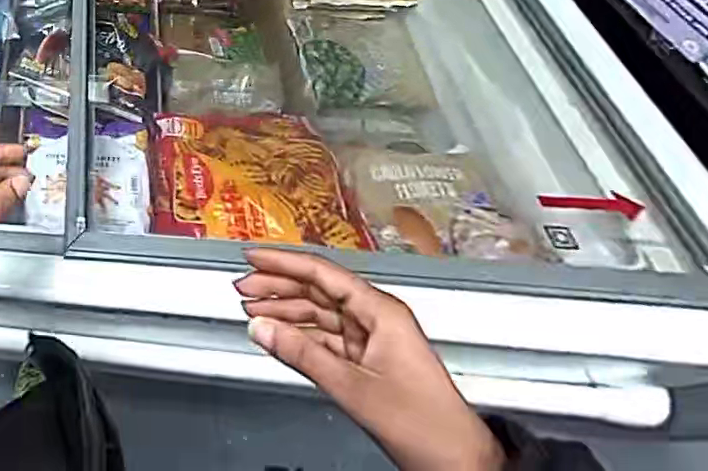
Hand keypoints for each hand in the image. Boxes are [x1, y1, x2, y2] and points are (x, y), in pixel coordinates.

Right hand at [236, 249, 502, 470]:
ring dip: (284, 311)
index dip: (283, 262)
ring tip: (253, 311)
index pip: (322, 272)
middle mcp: (375, 316)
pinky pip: (324, 336)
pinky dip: (298, 335)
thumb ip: (303, 355)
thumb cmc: (428, 428)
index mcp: (381, 310)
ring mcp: (371, 337)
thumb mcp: (355, 389)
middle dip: (277, 286)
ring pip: (317, 312)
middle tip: (243, 287)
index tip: (253, 257)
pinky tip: (278, 335)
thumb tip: (262, 329)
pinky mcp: (367, 359)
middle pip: (316, 289)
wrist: (464, 469)